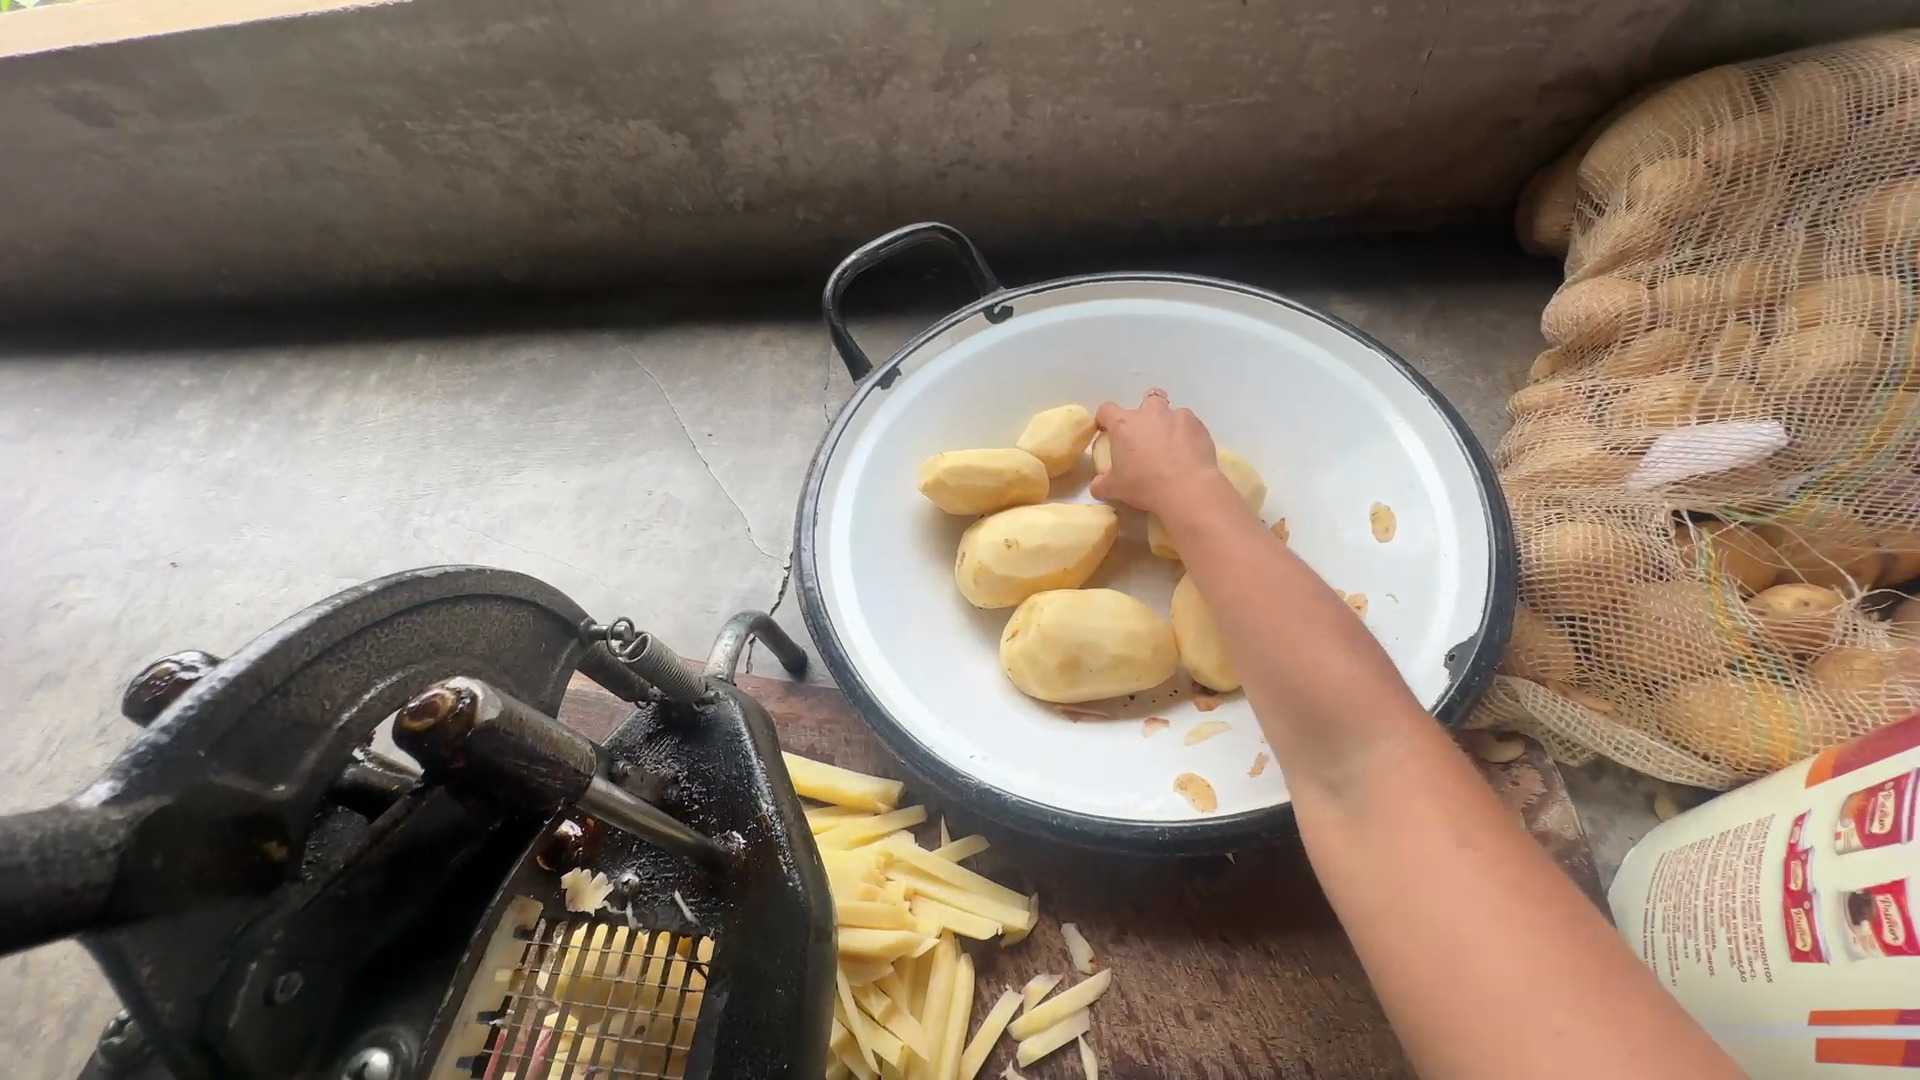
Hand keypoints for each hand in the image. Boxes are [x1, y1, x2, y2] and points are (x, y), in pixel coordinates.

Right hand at [1090, 390, 1221, 513]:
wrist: (1187, 488)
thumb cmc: (1144, 485)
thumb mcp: (1115, 488)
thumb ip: (1101, 483)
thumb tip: (1097, 485)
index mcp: (1124, 424)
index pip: (1106, 410)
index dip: (1104, 419)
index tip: (1106, 431)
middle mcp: (1150, 413)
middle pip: (1147, 398)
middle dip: (1146, 411)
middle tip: (1146, 435)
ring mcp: (1177, 416)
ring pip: (1171, 412)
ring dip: (1168, 424)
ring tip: (1171, 447)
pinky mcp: (1198, 425)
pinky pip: (1190, 425)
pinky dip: (1187, 435)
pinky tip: (1188, 454)